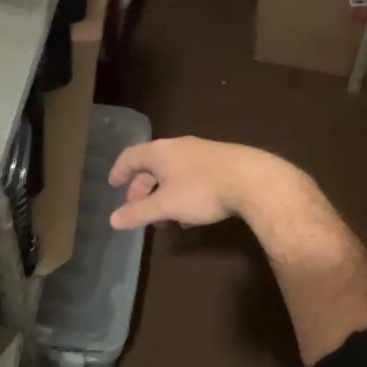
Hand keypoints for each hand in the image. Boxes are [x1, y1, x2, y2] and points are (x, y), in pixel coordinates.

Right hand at [108, 137, 289, 229]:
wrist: (253, 180)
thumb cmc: (202, 190)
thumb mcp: (165, 205)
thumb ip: (138, 213)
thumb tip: (112, 220)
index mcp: (160, 152)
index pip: (130, 156)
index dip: (119, 171)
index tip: (113, 185)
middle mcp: (178, 146)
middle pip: (152, 166)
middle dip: (143, 189)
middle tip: (139, 210)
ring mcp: (202, 152)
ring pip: (173, 172)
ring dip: (164, 194)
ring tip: (167, 218)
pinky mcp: (221, 161)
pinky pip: (192, 175)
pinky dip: (183, 192)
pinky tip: (193, 214)